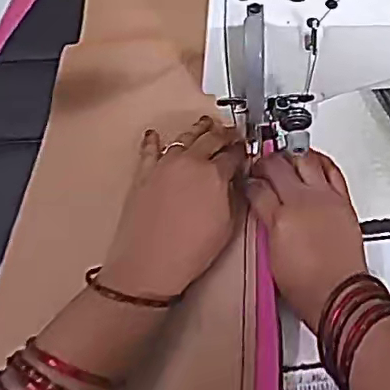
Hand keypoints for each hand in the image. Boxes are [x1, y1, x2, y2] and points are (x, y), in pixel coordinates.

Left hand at [99, 117, 245, 300]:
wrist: (148, 265)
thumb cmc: (189, 251)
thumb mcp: (227, 225)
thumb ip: (234, 195)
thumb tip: (236, 181)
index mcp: (214, 174)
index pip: (233, 153)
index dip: (242, 150)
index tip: (245, 149)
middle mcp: (190, 162)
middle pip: (211, 138)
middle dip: (224, 134)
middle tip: (231, 133)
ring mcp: (164, 164)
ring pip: (185, 137)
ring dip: (198, 130)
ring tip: (205, 124)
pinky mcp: (144, 173)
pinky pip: (149, 149)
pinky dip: (154, 140)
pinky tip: (155, 135)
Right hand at [244, 150, 367, 330]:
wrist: (339, 295)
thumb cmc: (307, 286)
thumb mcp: (272, 256)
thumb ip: (266, 226)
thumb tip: (264, 211)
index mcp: (278, 219)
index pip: (256, 188)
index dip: (248, 181)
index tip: (247, 181)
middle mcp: (301, 202)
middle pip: (277, 166)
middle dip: (264, 162)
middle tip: (261, 164)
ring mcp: (323, 198)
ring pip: (304, 159)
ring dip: (291, 155)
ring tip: (285, 157)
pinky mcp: (342, 199)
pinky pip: (332, 169)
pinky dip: (320, 160)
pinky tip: (314, 160)